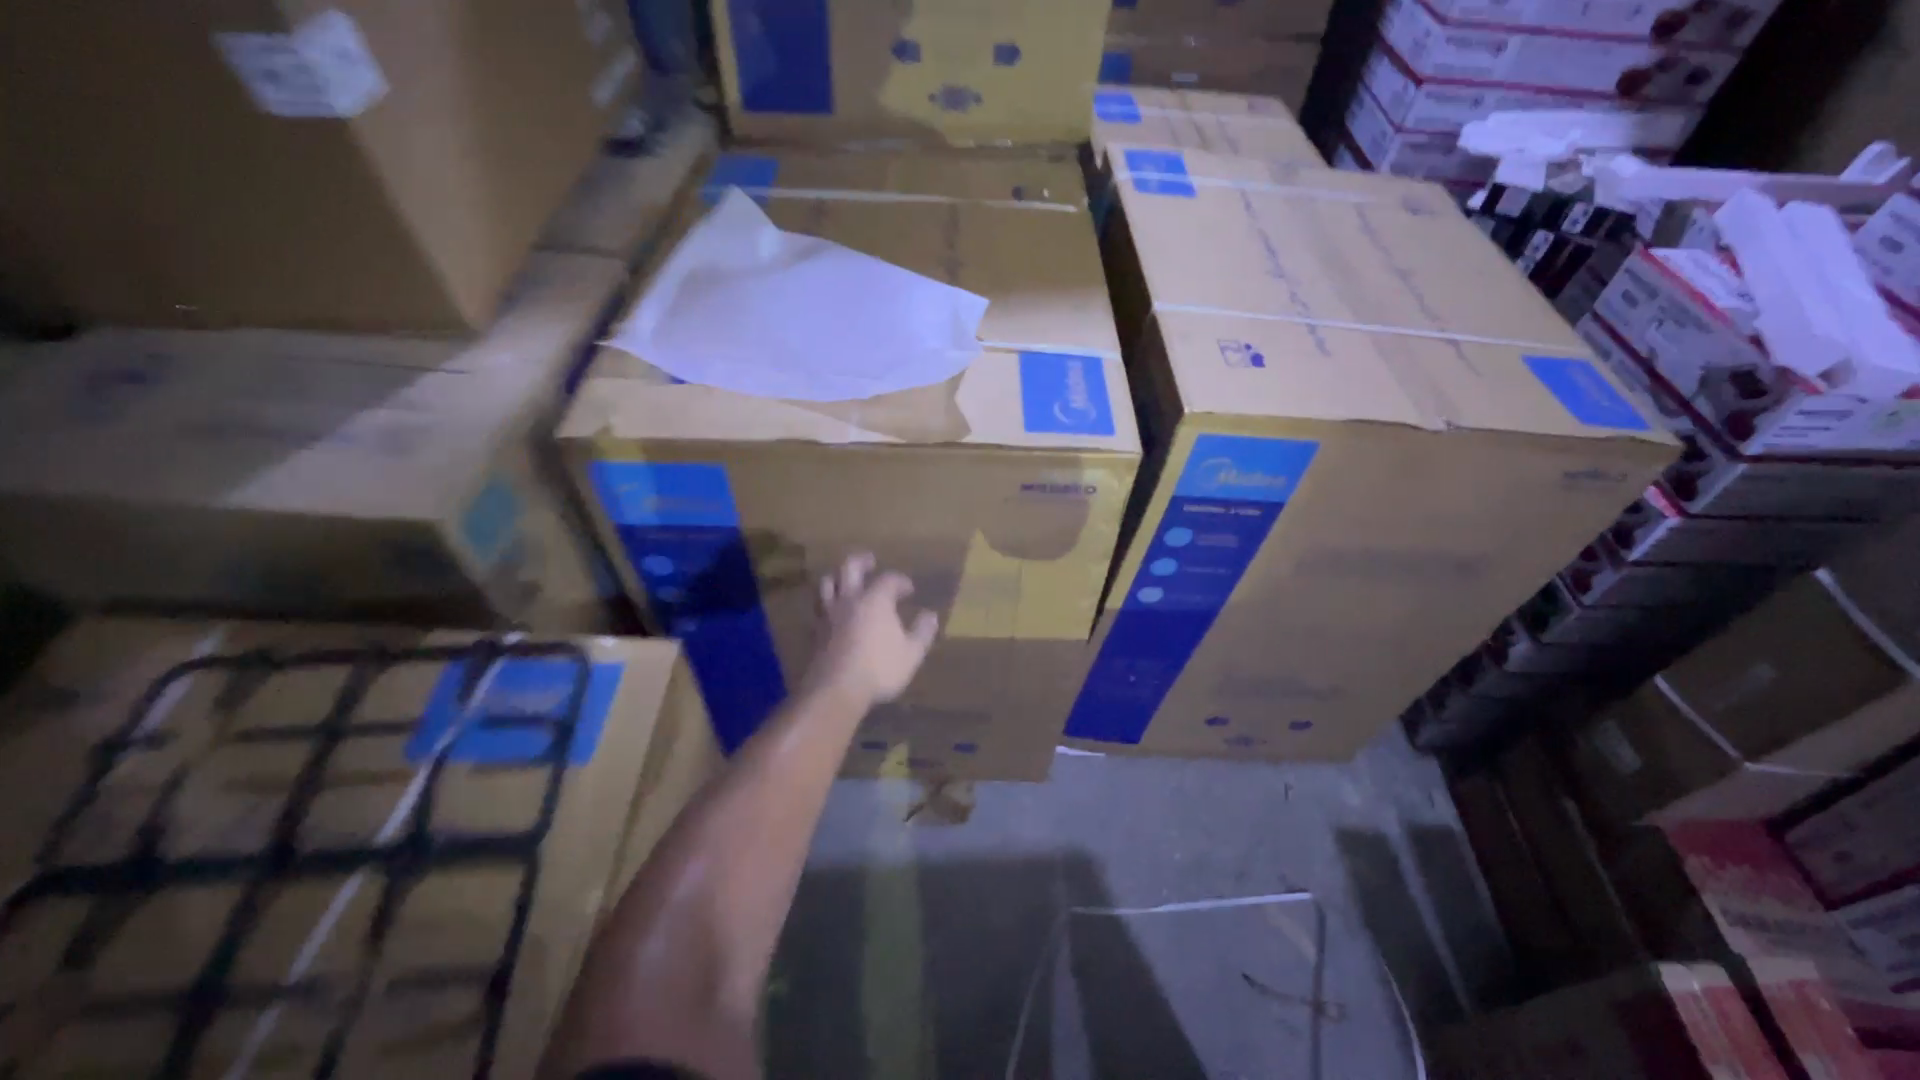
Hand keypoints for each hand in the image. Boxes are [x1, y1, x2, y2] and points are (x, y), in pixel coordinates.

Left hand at [804, 553, 937, 707]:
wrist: (836, 689)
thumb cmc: (879, 669)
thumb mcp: (911, 653)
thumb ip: (922, 632)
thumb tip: (931, 615)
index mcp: (875, 600)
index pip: (889, 579)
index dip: (900, 581)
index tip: (909, 589)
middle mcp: (849, 600)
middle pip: (849, 568)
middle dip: (861, 561)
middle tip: (870, 561)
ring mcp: (828, 614)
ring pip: (827, 583)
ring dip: (837, 577)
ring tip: (845, 581)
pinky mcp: (815, 631)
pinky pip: (819, 607)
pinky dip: (827, 602)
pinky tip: (833, 611)